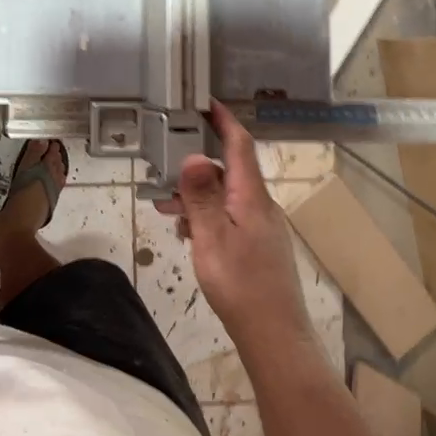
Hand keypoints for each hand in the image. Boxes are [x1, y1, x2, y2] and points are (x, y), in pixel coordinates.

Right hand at [161, 102, 313, 339]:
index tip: (204, 100)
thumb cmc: (240, 284)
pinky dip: (206, 214)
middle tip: (161, 166)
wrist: (275, 335)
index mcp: (251, 196)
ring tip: (164, 207)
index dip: (223, 120)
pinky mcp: (258, 246)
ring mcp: (262, 227)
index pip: (239, 145)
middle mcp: (260, 205)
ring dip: (196, 194)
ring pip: (225, 195)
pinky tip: (187, 233)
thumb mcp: (211, 237)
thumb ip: (201, 196)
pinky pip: (228, 215)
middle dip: (195, 163)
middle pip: (228, 169)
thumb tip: (193, 154)